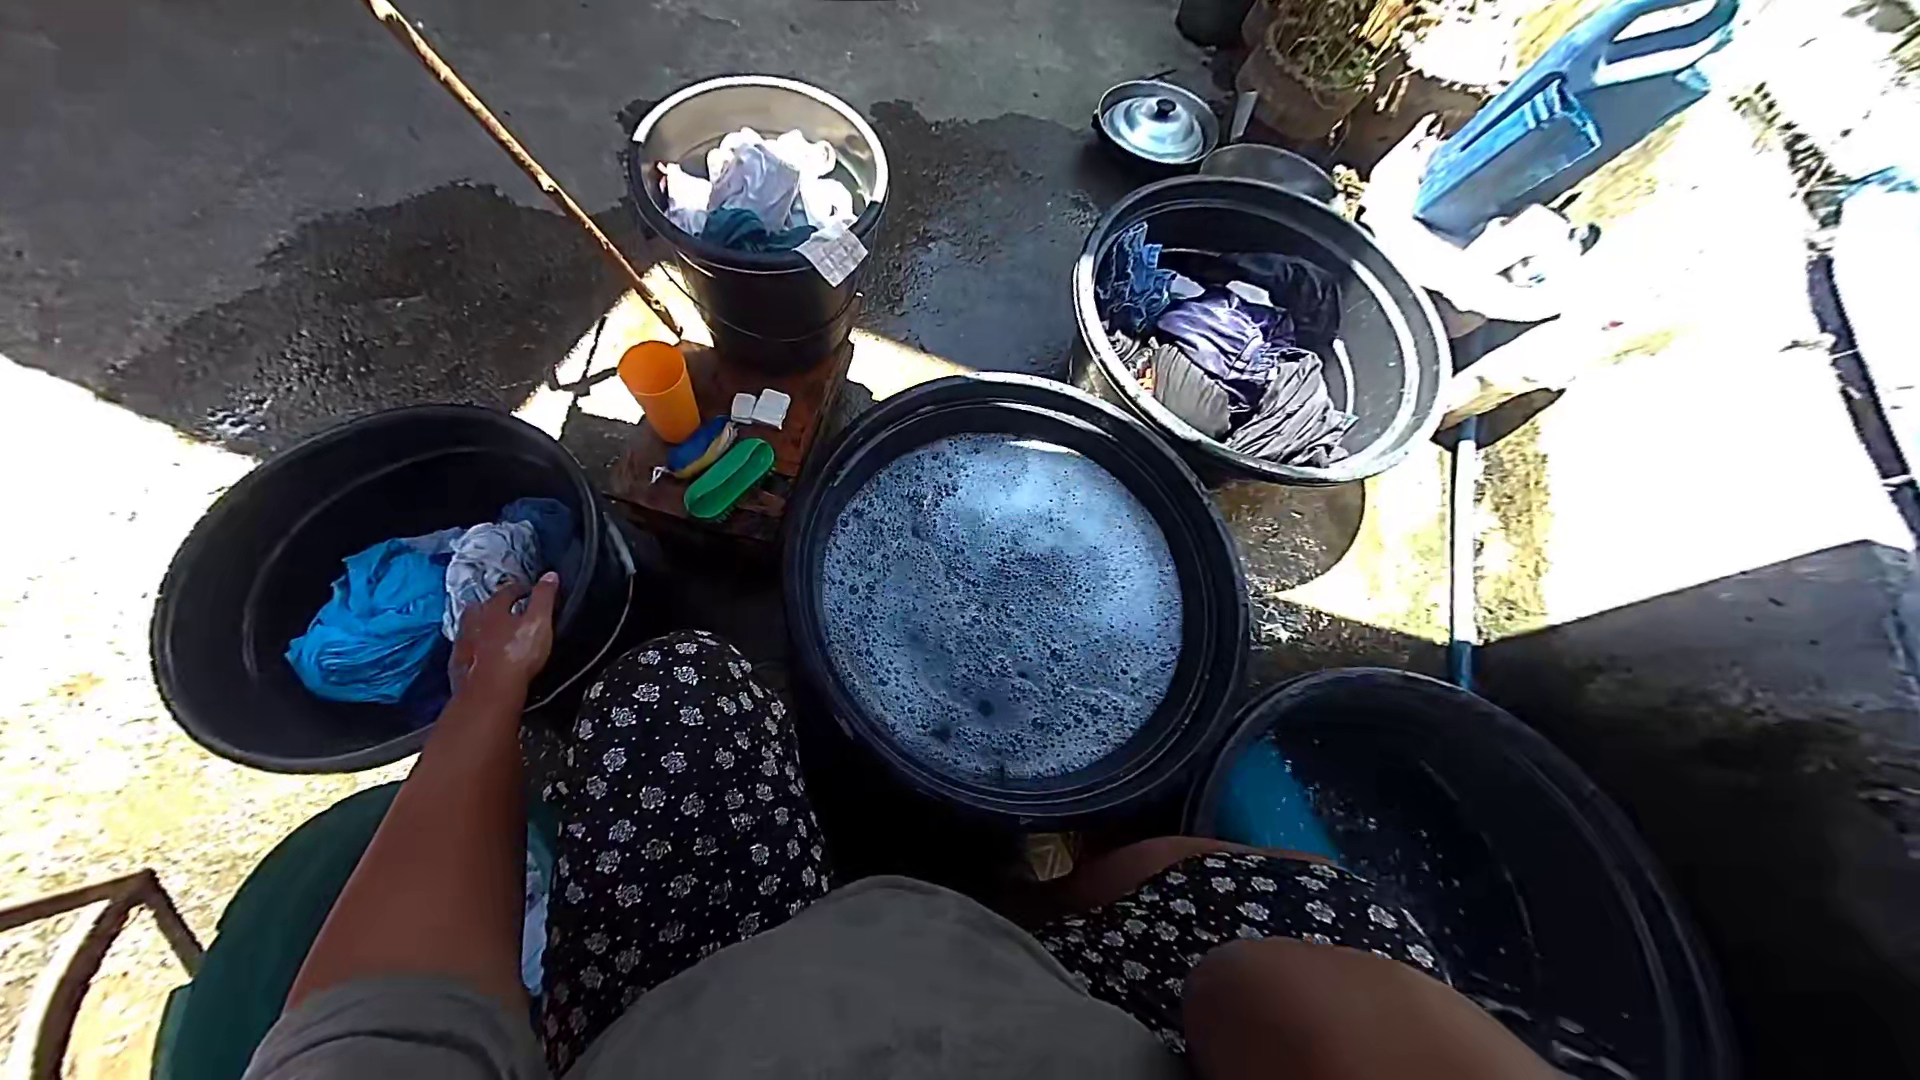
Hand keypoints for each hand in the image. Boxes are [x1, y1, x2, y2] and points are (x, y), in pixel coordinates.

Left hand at [449, 572, 557, 698]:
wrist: (490, 691)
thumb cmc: (518, 653)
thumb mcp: (539, 621)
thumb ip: (544, 597)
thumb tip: (550, 575)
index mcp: (492, 609)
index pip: (506, 592)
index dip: (520, 589)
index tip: (530, 590)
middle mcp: (472, 623)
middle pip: (480, 608)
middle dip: (492, 606)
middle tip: (506, 608)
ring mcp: (462, 645)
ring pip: (470, 628)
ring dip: (480, 626)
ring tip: (493, 630)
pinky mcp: (459, 665)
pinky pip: (466, 650)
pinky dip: (474, 647)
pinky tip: (481, 653)